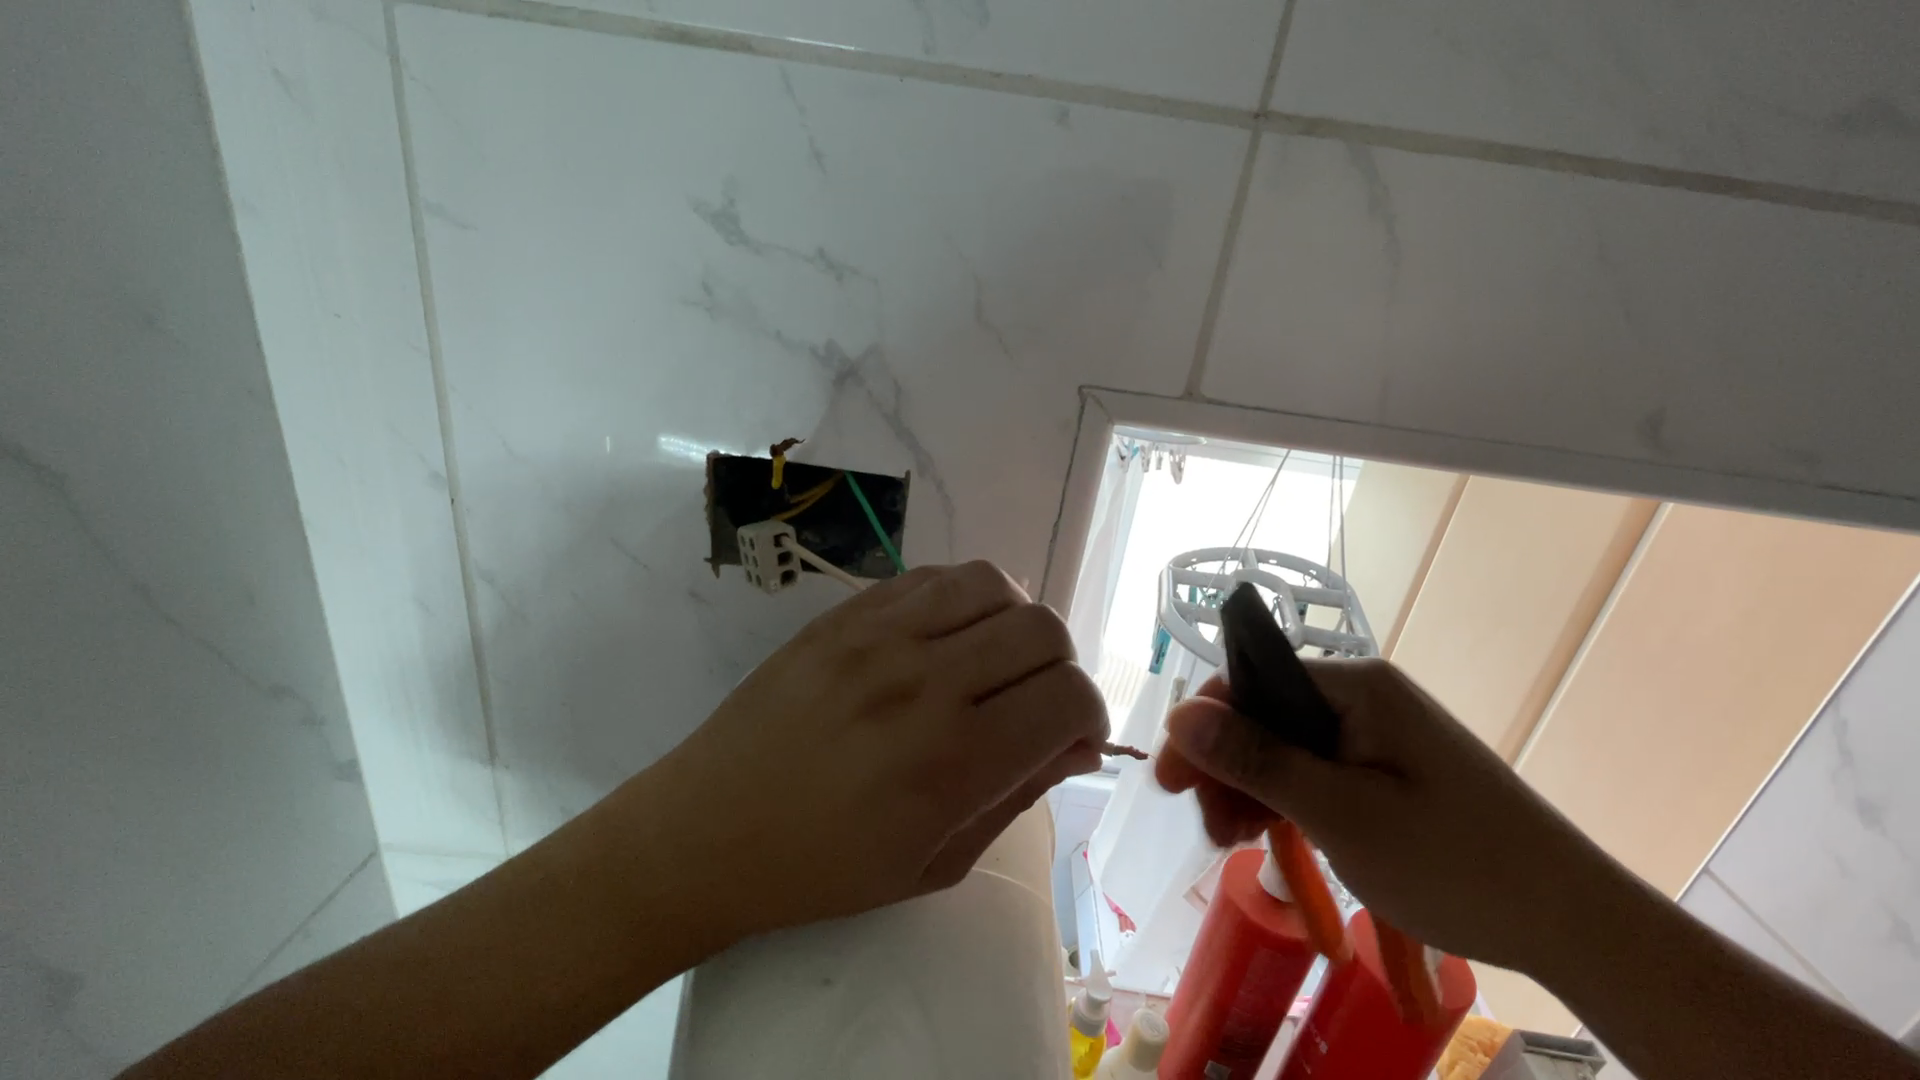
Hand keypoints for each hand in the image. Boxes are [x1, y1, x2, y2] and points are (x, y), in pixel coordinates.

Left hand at [644, 561, 1106, 937]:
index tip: (1071, 738)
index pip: (1069, 697)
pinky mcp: (844, 614)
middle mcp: (925, 681)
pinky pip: (931, 575)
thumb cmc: (825, 868)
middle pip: (1043, 630)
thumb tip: (1077, 744)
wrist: (709, 829)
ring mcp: (879, 636)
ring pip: (993, 583)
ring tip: (991, 659)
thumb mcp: (937, 862)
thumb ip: (1018, 794)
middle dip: (1061, 669)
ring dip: (1013, 621)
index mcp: (954, 761)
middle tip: (1032, 703)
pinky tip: (944, 637)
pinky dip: (961, 599)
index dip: (1090, 716)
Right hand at [1155, 658, 1622, 972]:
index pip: (1250, 683)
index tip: (1169, 785)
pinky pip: (1317, 771)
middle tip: (1210, 831)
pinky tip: (1270, 835)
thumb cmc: (1453, 863)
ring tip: (1234, 842)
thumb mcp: (1339, 813)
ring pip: (1286, 748)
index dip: (1202, 730)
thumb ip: (1255, 759)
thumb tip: (1177, 713)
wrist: (1572, 922)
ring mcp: (1378, 734)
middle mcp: (1364, 697)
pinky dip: (1286, 801)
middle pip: (1264, 716)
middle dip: (1224, 767)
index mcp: (1356, 687)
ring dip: (1250, 789)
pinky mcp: (1388, 770)